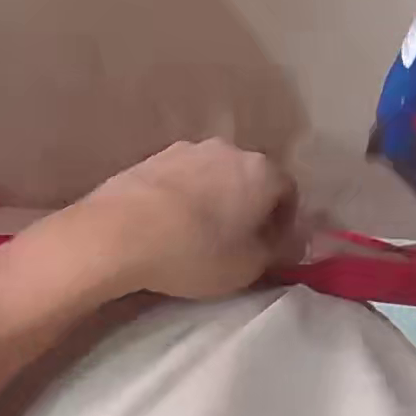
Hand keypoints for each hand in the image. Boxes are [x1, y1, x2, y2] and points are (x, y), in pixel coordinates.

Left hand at [48, 139, 298, 299]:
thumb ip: (280, 251)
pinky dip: (183, 198)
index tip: (270, 248)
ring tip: (197, 234)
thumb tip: (297, 242)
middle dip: (249, 208)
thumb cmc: (196, 252)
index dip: (285, 223)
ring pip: (213, 176)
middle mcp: (228, 149)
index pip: (289, 192)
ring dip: (214, 199)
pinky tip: (168, 224)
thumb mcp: (249, 266)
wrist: (119, 233)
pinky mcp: (150, 157)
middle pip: (250, 178)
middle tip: (235, 242)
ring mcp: (186, 149)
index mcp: (262, 171)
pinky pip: (180, 179)